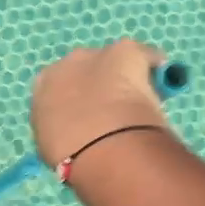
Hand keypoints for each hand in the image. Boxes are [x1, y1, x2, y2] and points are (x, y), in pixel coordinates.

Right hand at [29, 38, 171, 166]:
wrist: (101, 146)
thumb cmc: (69, 154)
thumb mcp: (51, 143)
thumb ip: (59, 127)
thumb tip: (71, 128)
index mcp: (43, 86)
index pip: (56, 86)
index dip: (72, 100)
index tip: (82, 115)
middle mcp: (66, 63)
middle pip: (85, 69)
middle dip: (96, 84)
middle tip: (109, 109)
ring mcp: (97, 54)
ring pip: (114, 62)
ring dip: (122, 76)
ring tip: (136, 101)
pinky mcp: (127, 51)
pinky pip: (143, 57)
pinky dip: (152, 69)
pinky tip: (161, 88)